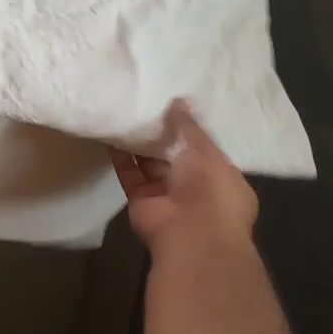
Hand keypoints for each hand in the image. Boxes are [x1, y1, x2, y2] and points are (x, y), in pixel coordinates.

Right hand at [110, 100, 258, 260]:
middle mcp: (196, 187)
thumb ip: (190, 126)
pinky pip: (129, 172)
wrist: (190, 233)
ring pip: (150, 163)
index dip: (192, 130)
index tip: (176, 106)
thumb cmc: (210, 190)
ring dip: (139, 143)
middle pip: (175, 156)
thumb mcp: (205, 151)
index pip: (206, 151)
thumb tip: (181, 100)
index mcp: (222, 179)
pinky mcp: (142, 199)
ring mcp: (168, 195)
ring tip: (124, 114)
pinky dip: (120, 155)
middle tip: (145, 106)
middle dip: (162, 135)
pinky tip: (110, 133)